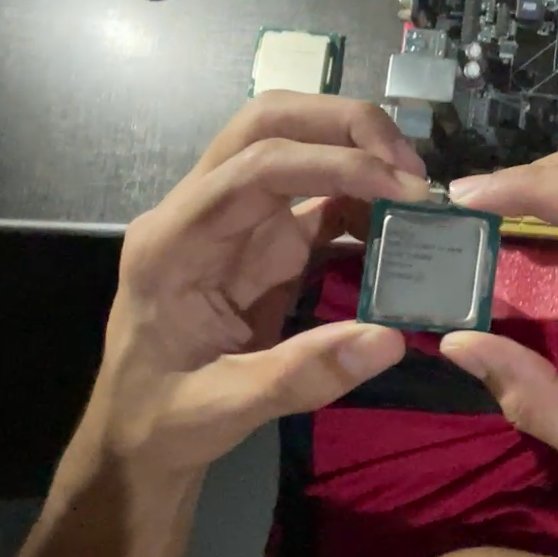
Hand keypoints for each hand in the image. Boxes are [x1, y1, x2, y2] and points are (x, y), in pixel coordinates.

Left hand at [85, 92, 429, 477]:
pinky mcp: (266, 240)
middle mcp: (203, 211)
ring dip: (359, 152)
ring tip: (417, 192)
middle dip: (346, 127)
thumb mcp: (227, 407)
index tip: (403, 190)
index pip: (256, 166)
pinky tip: (397, 225)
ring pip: (294, 144)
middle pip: (269, 123)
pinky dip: (362, 198)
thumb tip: (391, 338)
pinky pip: (318, 196)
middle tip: (412, 167)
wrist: (141, 433)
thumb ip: (304, 375)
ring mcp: (236, 221)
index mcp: (175, 241)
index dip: (335, 164)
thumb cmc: (166, 418)